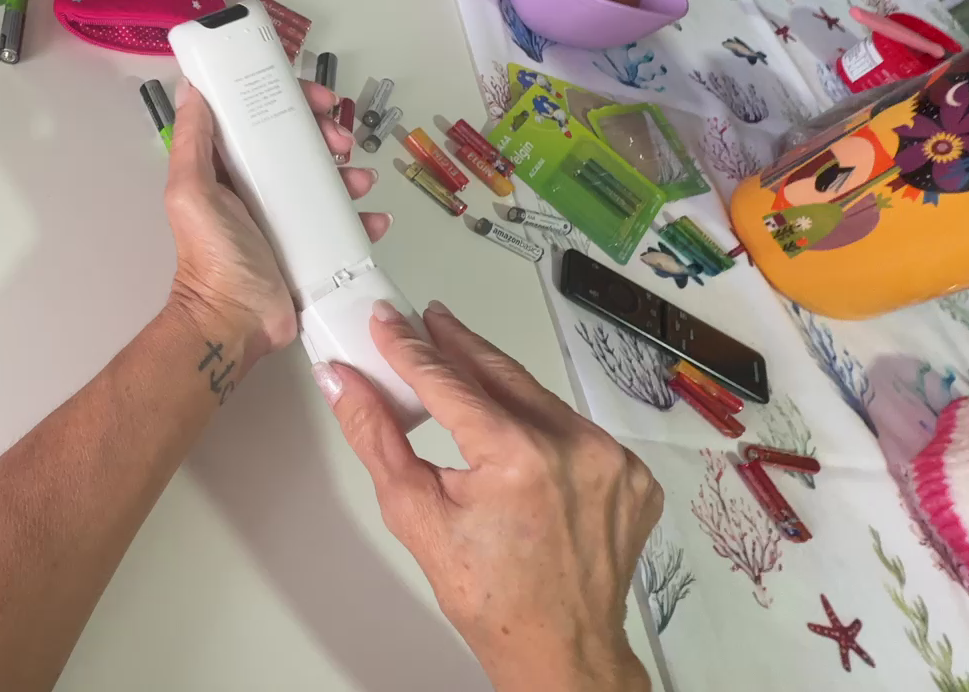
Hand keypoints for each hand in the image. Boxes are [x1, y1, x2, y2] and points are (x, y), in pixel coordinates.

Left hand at [162, 78, 388, 369]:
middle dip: (327, 132)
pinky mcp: (310, 241)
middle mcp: (255, 183)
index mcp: (226, 166)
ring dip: (350, 171)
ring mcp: (285, 213)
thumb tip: (193, 86)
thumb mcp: (191, 191)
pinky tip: (374, 219)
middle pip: (298, 140)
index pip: (257, 115)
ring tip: (360, 181)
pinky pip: (342, 218)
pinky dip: (362, 215)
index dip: (287, 98)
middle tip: (342, 141)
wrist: (235, 322)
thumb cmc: (211, 255)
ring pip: (325, 176)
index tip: (316, 98)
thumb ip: (191, 140)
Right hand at [316, 302, 660, 691]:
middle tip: (424, 317)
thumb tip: (341, 380)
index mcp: (516, 457)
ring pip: (533, 392)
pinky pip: (566, 420)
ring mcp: (609, 458)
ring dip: (490, 372)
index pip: (446, 380)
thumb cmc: (485, 590)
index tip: (384, 319)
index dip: (407, 346)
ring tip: (455, 350)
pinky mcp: (628, 469)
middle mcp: (572, 446)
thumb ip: (373, 433)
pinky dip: (530, 408)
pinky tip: (503, 408)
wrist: (562, 650)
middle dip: (454, 340)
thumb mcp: (411, 510)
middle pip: (496, 370)